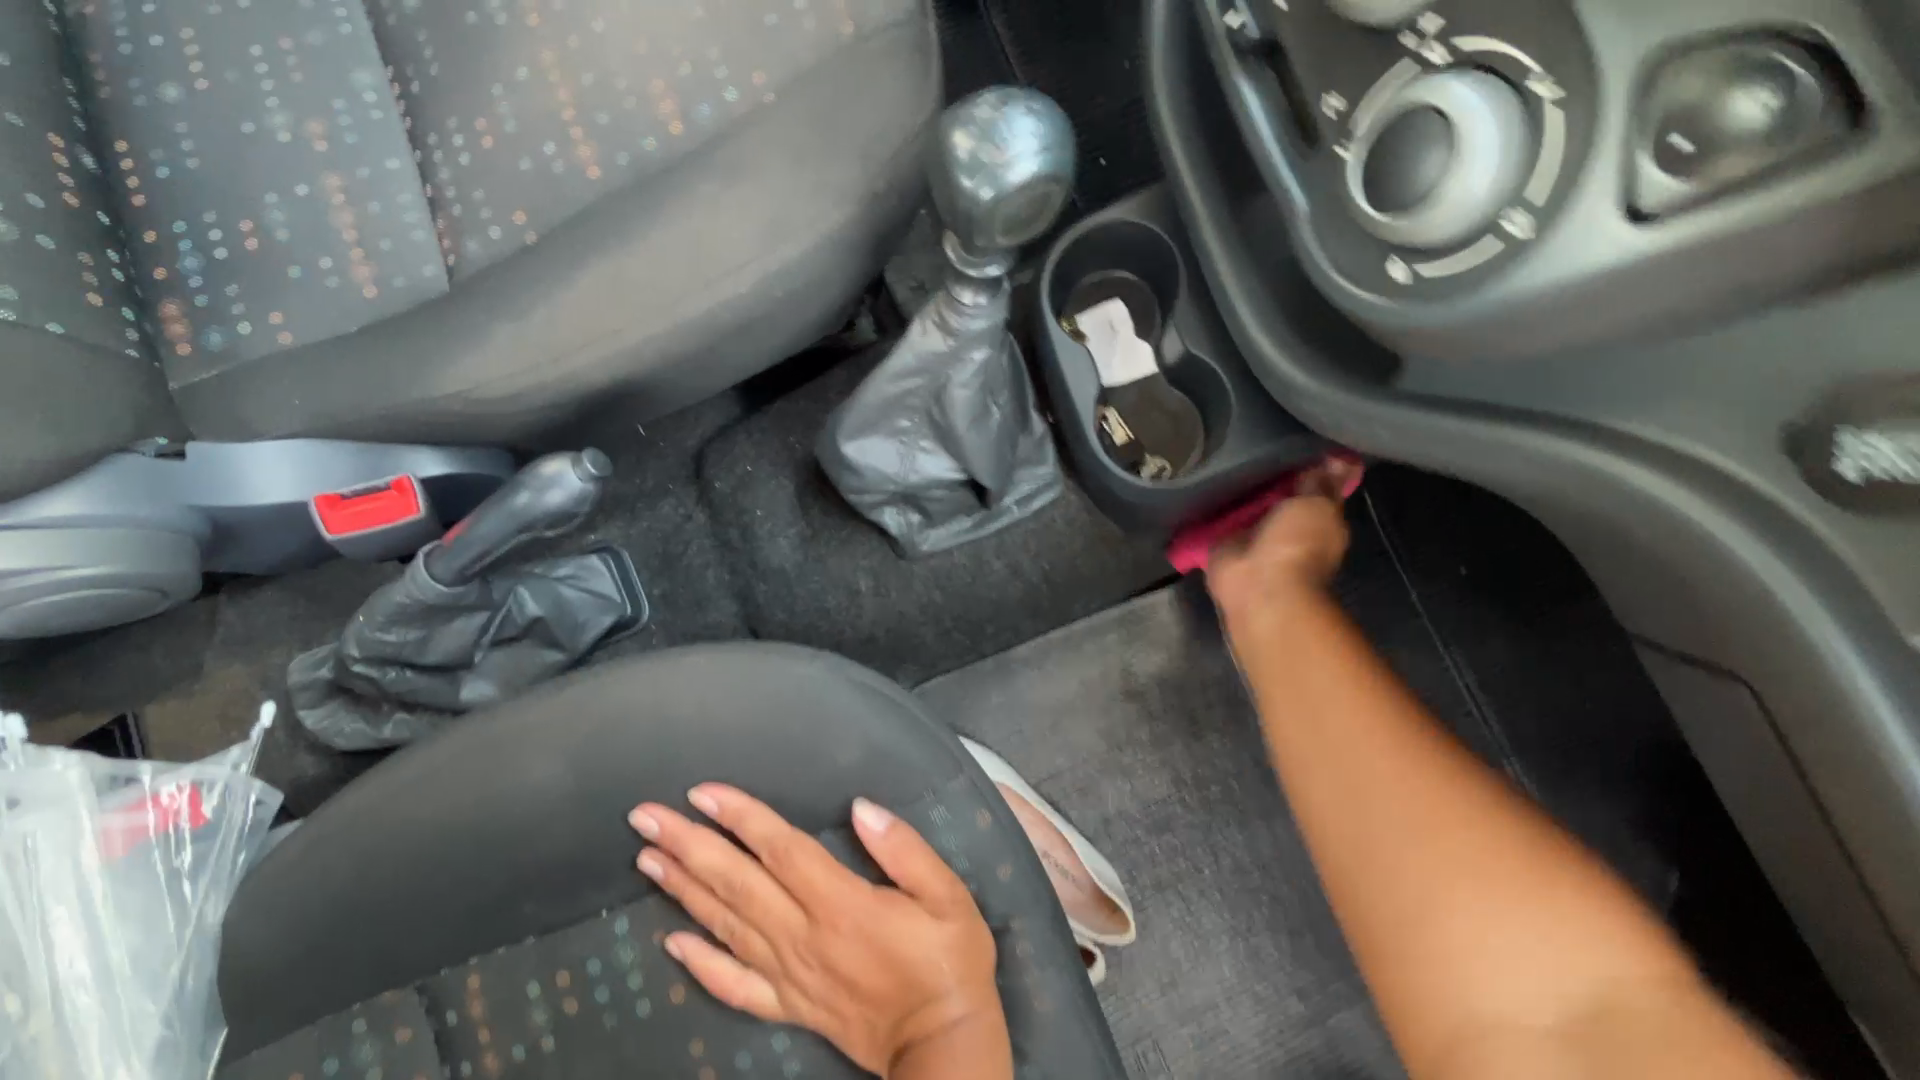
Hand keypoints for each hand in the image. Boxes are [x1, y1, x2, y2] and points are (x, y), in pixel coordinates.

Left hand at [629, 785, 1009, 1076]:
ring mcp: (789, 975)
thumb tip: (861, 808)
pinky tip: (673, 942)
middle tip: (645, 817)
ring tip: (648, 859)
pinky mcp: (789, 1005)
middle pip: (736, 882)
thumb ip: (904, 849)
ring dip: (683, 890)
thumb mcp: (947, 895)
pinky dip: (699, 963)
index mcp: (839, 903)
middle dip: (688, 845)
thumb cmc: (948, 961)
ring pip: (725, 925)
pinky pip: (733, 986)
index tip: (701, 793)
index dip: (740, 817)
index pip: (778, 848)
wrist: (943, 1045)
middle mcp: (803, 936)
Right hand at [1206, 458, 1361, 620]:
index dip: (1306, 469)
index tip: (1293, 445)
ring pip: (1250, 508)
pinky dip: (1214, 510)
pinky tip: (1205, 485)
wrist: (1260, 586)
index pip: (1315, 490)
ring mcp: (1256, 540)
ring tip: (1226, 459)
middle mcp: (1289, 531)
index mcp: (1320, 522)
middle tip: (1254, 447)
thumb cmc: (1299, 543)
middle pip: (1279, 497)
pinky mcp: (1226, 547)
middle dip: (1269, 479)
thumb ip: (1322, 483)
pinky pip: (1220, 522)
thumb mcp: (1319, 504)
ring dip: (1240, 493)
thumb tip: (1337, 458)